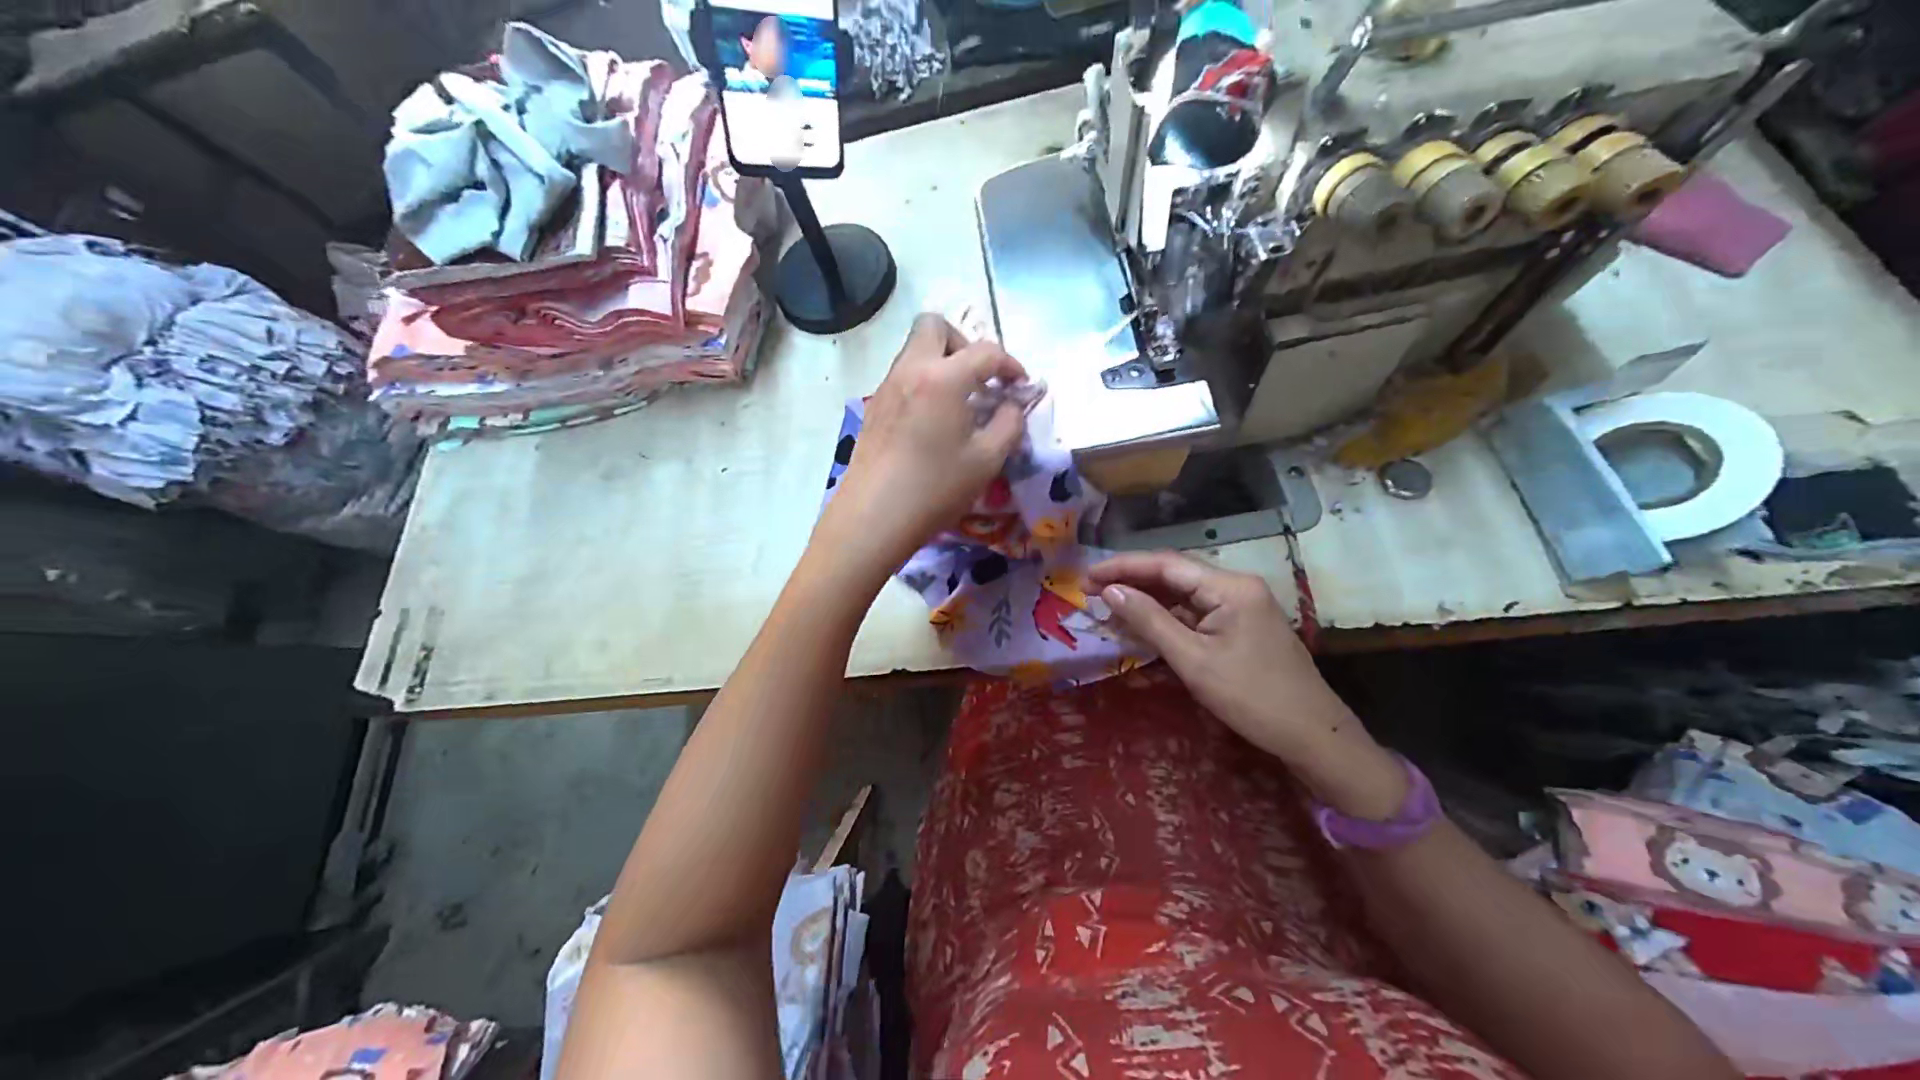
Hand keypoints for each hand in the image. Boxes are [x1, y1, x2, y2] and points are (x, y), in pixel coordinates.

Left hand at [814, 314, 1027, 580]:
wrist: (873, 517)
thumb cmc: (935, 488)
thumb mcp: (986, 460)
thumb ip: (1009, 424)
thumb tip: (1012, 406)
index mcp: (943, 377)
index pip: (985, 351)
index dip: (1010, 364)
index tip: (1020, 386)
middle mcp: (910, 370)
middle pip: (935, 326)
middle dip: (964, 343)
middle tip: (979, 380)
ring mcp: (886, 387)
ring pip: (915, 351)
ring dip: (941, 363)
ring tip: (959, 404)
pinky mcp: (874, 408)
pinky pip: (903, 377)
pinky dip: (924, 384)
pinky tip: (933, 423)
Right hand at [1087, 551, 1383, 777]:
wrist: (1312, 735)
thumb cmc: (1251, 697)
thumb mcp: (1192, 660)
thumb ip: (1149, 621)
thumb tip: (1110, 591)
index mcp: (1230, 587)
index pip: (1166, 564)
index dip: (1123, 567)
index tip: (1086, 577)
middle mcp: (1236, 587)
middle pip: (1174, 575)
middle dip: (1131, 581)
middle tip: (1090, 592)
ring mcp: (1241, 606)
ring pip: (1183, 595)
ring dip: (1146, 601)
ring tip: (1107, 607)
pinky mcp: (1241, 627)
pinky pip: (1196, 614)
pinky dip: (1167, 619)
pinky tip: (1140, 626)